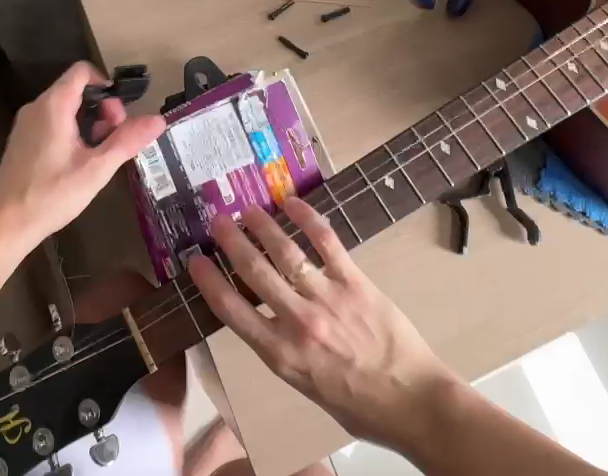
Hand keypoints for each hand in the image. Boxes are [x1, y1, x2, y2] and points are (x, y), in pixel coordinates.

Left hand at [0, 61, 165, 253]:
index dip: (106, 85)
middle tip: (112, 140)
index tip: (118, 116)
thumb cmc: (51, 194)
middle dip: (101, 109)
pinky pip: (52, 122)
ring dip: (88, 123)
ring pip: (65, 108)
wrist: (5, 225)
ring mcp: (26, 124)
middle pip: (76, 90)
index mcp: (53, 105)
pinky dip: (71, 132)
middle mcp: (37, 107)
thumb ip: (127, 140)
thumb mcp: (96, 169)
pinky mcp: (21, 141)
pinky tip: (78, 162)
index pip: (83, 71)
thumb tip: (158, 119)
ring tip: (97, 155)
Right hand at [189, 197, 461, 453]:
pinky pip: (327, 242)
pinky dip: (307, 217)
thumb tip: (264, 320)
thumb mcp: (305, 386)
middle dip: (231, 242)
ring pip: (286, 252)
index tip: (194, 260)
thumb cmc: (360, 404)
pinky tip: (291, 202)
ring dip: (262, 226)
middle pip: (254, 272)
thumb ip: (282, 351)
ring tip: (247, 209)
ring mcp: (328, 298)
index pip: (233, 311)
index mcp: (282, 355)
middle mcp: (299, 322)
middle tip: (217, 220)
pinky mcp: (355, 282)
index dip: (209, 282)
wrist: (413, 403)